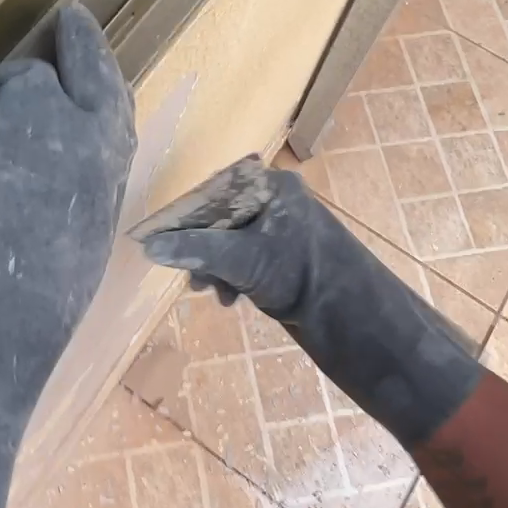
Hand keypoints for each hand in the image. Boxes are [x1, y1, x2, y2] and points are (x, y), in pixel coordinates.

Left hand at [0, 3, 134, 345]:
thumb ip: (76, 176)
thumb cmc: (42, 303)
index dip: (81, 43)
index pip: (94, 73)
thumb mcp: (86, 233)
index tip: (69, 18)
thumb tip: (51, 161)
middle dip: (9, 107)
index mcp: (92, 142)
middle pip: (19, 82)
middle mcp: (34, 113)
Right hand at [136, 161, 481, 446]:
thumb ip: (197, 250)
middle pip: (219, 216)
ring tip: (210, 292)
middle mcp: (276, 200)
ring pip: (229, 240)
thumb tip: (148, 248)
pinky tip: (229, 298)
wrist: (359, 320)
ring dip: (213, 266)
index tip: (150, 239)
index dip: (180, 217)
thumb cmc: (305, 277)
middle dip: (199, 248)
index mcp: (272, 186)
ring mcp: (281, 228)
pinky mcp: (284, 255)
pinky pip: (244, 257)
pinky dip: (231, 275)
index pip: (211, 191)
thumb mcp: (245, 260)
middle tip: (188, 277)